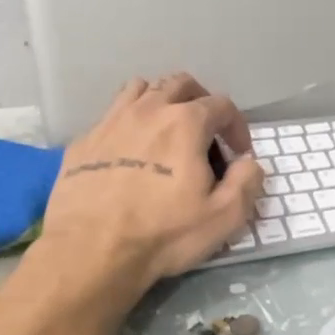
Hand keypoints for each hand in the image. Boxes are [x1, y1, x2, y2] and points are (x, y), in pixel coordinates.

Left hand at [39, 74, 264, 286]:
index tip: (238, 153)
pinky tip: (130, 153)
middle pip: (180, 84)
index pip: (222, 105)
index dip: (237, 126)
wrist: (92, 251)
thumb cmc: (165, 234)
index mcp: (185, 123)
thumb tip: (249, 162)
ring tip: (166, 132)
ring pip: (141, 89)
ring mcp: (110, 121)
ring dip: (161, 102)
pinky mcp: (84, 141)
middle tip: (207, 133)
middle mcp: (147, 110)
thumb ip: (247, 182)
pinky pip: (111, 115)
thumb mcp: (224, 217)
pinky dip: (129, 124)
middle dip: (201, 101)